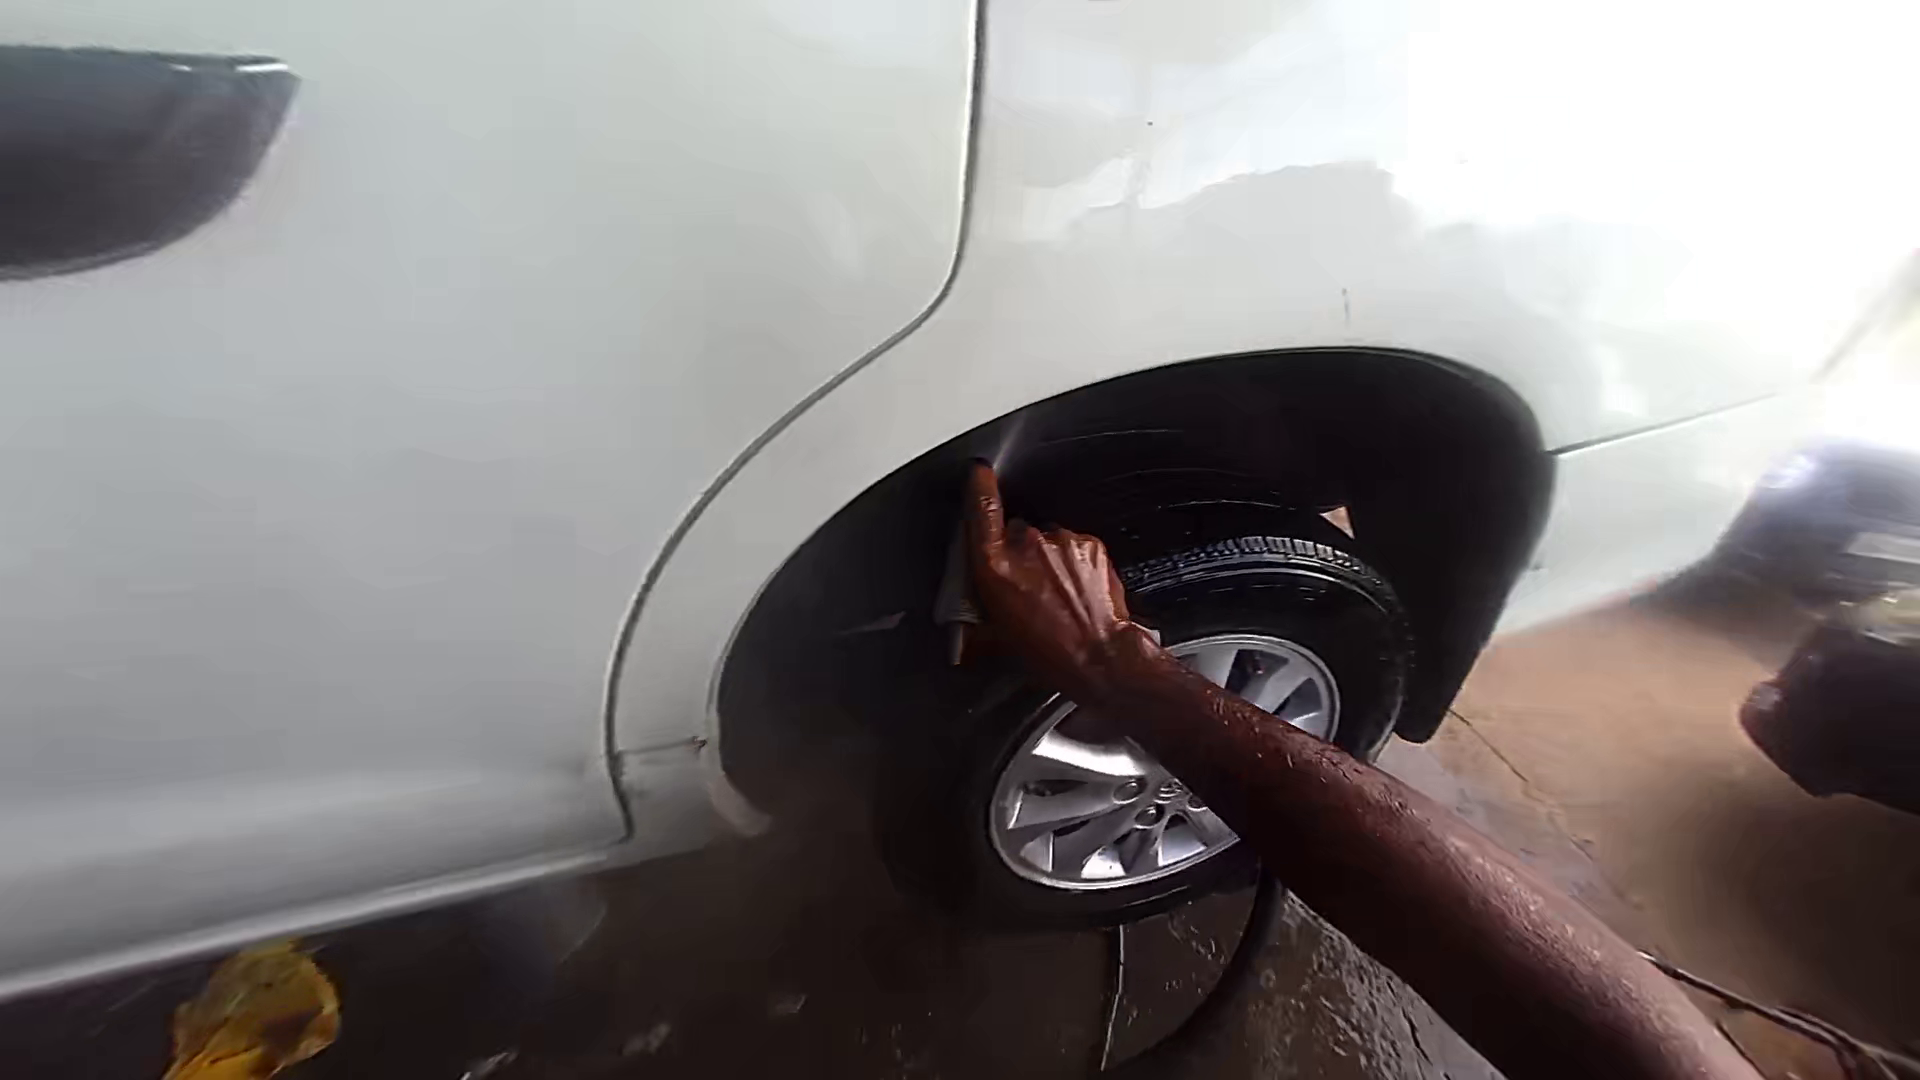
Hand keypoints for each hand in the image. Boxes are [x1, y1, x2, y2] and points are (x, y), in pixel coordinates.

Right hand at [963, 462, 1163, 701]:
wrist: (1099, 658)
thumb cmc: (1049, 653)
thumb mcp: (996, 641)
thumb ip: (974, 626)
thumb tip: (963, 635)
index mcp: (995, 565)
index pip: (981, 508)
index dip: (979, 486)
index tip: (978, 472)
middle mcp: (1026, 545)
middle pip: (1016, 531)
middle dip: (1019, 552)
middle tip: (1028, 585)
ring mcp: (1060, 542)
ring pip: (1047, 540)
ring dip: (1048, 560)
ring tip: (1056, 595)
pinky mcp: (1089, 545)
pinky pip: (1074, 546)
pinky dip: (1073, 564)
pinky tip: (1075, 591)